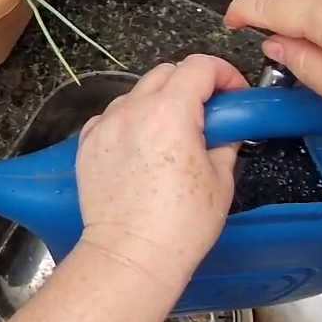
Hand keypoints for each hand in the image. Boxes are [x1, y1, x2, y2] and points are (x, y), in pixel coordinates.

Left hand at [74, 55, 248, 290]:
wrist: (131, 254)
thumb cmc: (180, 225)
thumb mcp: (220, 181)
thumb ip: (224, 142)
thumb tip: (225, 131)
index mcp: (169, 113)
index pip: (198, 66)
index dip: (224, 74)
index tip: (234, 93)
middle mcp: (132, 110)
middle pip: (166, 73)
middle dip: (192, 84)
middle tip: (210, 112)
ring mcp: (105, 125)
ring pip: (136, 93)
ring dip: (159, 102)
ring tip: (174, 135)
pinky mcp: (87, 143)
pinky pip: (112, 117)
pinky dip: (130, 121)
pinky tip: (143, 147)